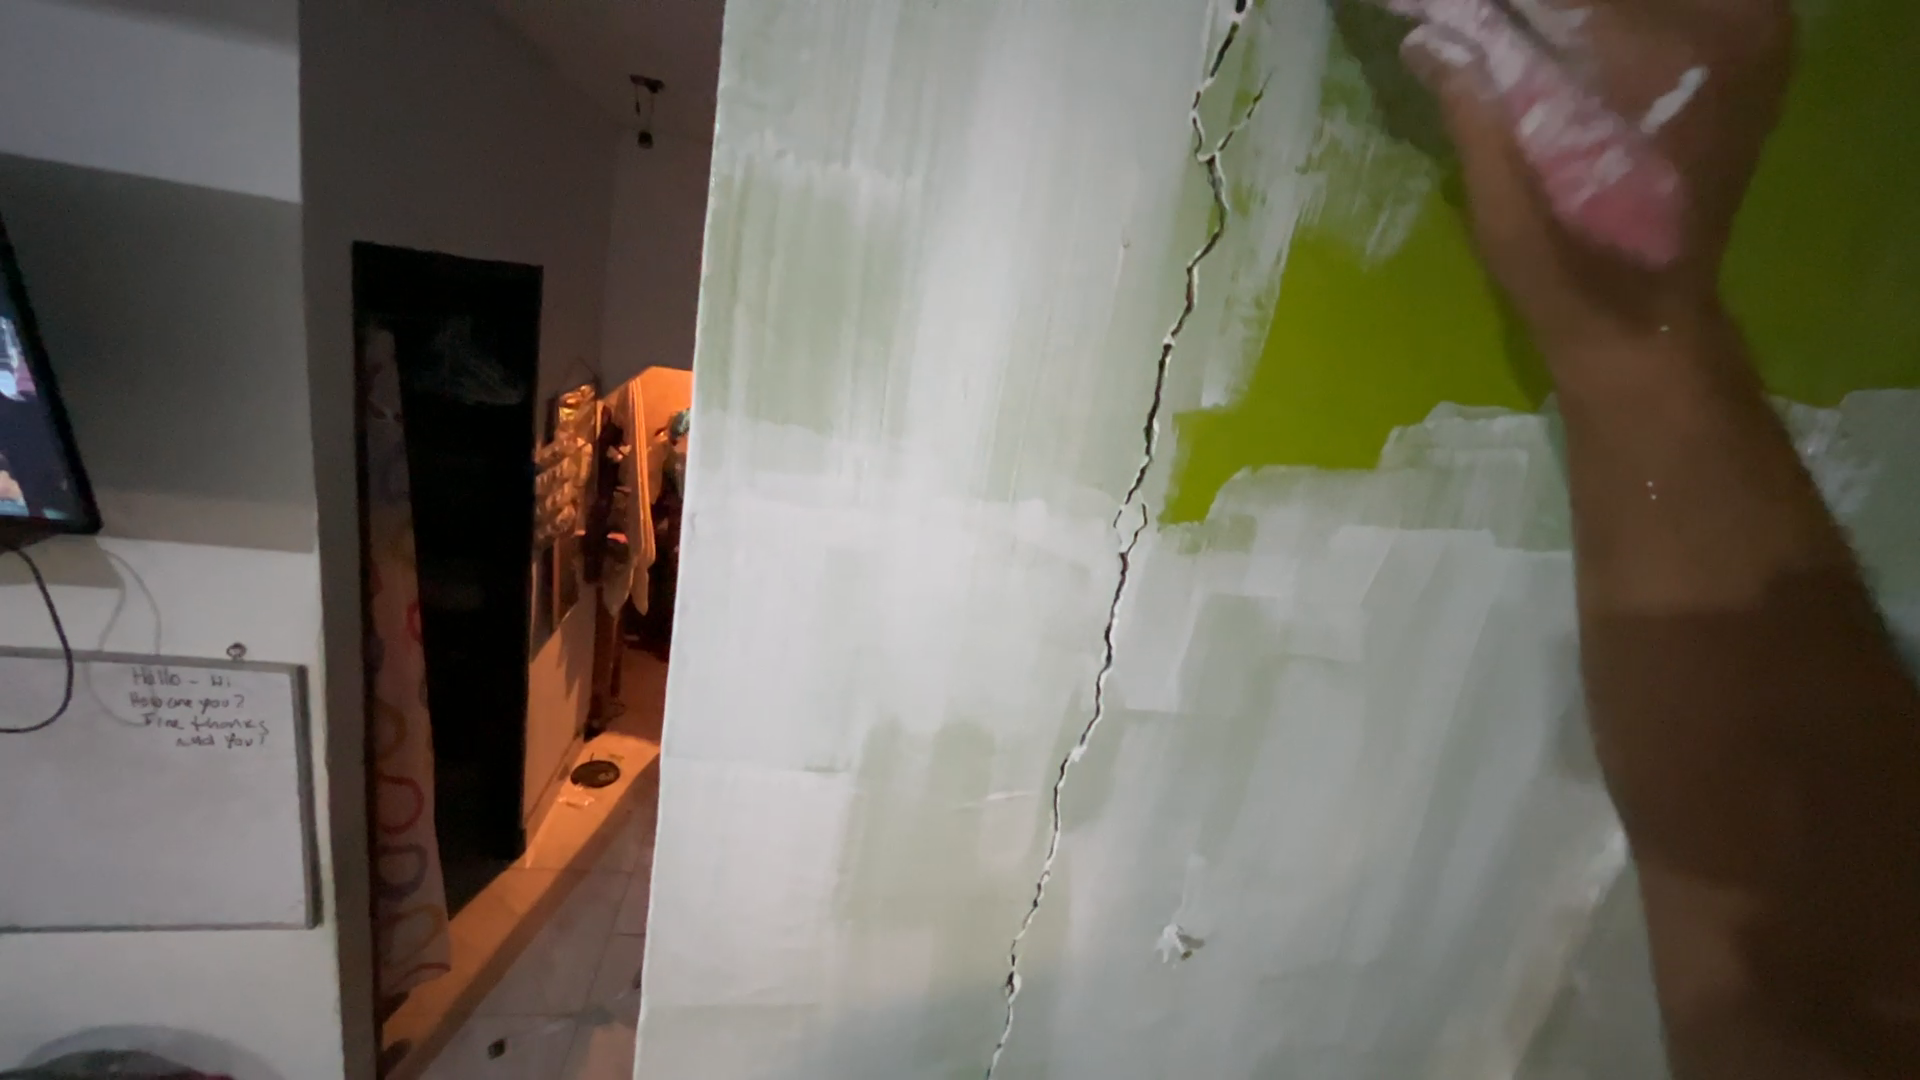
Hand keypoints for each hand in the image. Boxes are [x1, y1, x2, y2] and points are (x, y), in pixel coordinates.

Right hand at [1400, 0, 1794, 368]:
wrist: (1643, 319)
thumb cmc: (1563, 268)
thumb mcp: (1502, 192)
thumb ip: (1474, 102)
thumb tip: (1426, 37)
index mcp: (1664, 56)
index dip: (1500, 11)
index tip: (1455, 18)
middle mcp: (1731, 23)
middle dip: (1541, 14)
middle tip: (1481, 34)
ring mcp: (1756, 34)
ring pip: (1644, 0)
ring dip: (1577, 18)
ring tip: (1517, 46)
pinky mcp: (1756, 55)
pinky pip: (1677, 11)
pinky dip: (1617, 25)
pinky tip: (1572, 55)